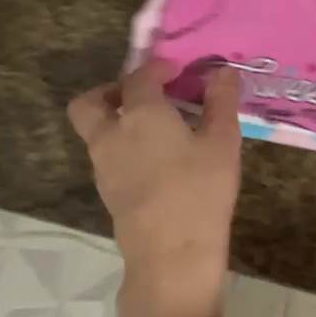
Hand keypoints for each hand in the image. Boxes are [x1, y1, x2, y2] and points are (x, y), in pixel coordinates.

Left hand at [67, 59, 242, 316]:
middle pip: (91, 102)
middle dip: (114, 90)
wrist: (171, 250)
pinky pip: (110, 153)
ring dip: (122, 118)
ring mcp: (103, 163)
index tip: (180, 68)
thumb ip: (221, 102)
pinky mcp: (108, 187)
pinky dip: (128, 144)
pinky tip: (164, 158)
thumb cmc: (202, 188)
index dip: (157, 67)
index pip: (139, 77)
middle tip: (148, 94)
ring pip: (98, 129)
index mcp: (141, 115)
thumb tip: (223, 71)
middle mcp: (112, 133)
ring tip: (166, 127)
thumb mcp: (224, 141)